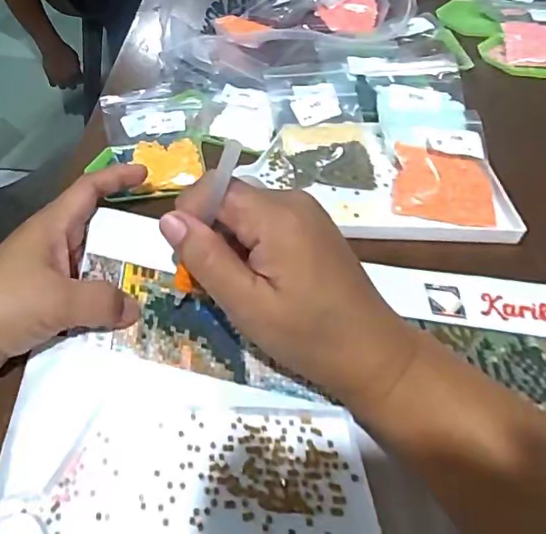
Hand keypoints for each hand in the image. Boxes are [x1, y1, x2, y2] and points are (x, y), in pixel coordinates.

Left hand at [0, 164, 147, 374]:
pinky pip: (77, 287)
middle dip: (123, 229)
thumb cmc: (6, 304)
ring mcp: (42, 269)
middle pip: (92, 224)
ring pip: (87, 260)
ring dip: (113, 269)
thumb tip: (134, 307)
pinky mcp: (37, 296)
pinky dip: (97, 295)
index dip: (116, 177)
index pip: (88, 188)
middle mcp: (48, 241)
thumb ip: (101, 301)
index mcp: (51, 226)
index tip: (146, 172)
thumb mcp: (59, 301)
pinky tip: (115, 314)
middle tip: (159, 238)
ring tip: (147, 280)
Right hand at [39, 38, 82, 88]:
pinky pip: (53, 83)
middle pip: (72, 86)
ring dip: (64, 83)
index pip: (80, 82)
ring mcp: (58, 80)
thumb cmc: (64, 51)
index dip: (80, 79)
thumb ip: (77, 67)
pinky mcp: (49, 79)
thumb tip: (77, 70)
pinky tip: (56, 77)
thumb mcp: (76, 58)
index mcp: (75, 76)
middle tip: (72, 77)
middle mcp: (66, 80)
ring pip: (62, 86)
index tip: (80, 77)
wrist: (52, 49)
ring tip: (64, 78)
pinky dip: (55, 81)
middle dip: (73, 82)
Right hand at [160, 181, 421, 408]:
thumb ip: (204, 257)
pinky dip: (248, 242)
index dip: (190, 215)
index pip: (212, 187)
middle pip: (227, 197)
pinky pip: (263, 219)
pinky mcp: (310, 224)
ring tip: (235, 285)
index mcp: (275, 214)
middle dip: (207, 231)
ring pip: (242, 209)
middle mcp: (290, 199)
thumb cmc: (309, 337)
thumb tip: (167, 219)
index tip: (187, 259)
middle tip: (207, 280)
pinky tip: (257, 279)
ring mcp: (304, 210)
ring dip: (226, 240)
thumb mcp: (246, 304)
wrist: (378, 359)